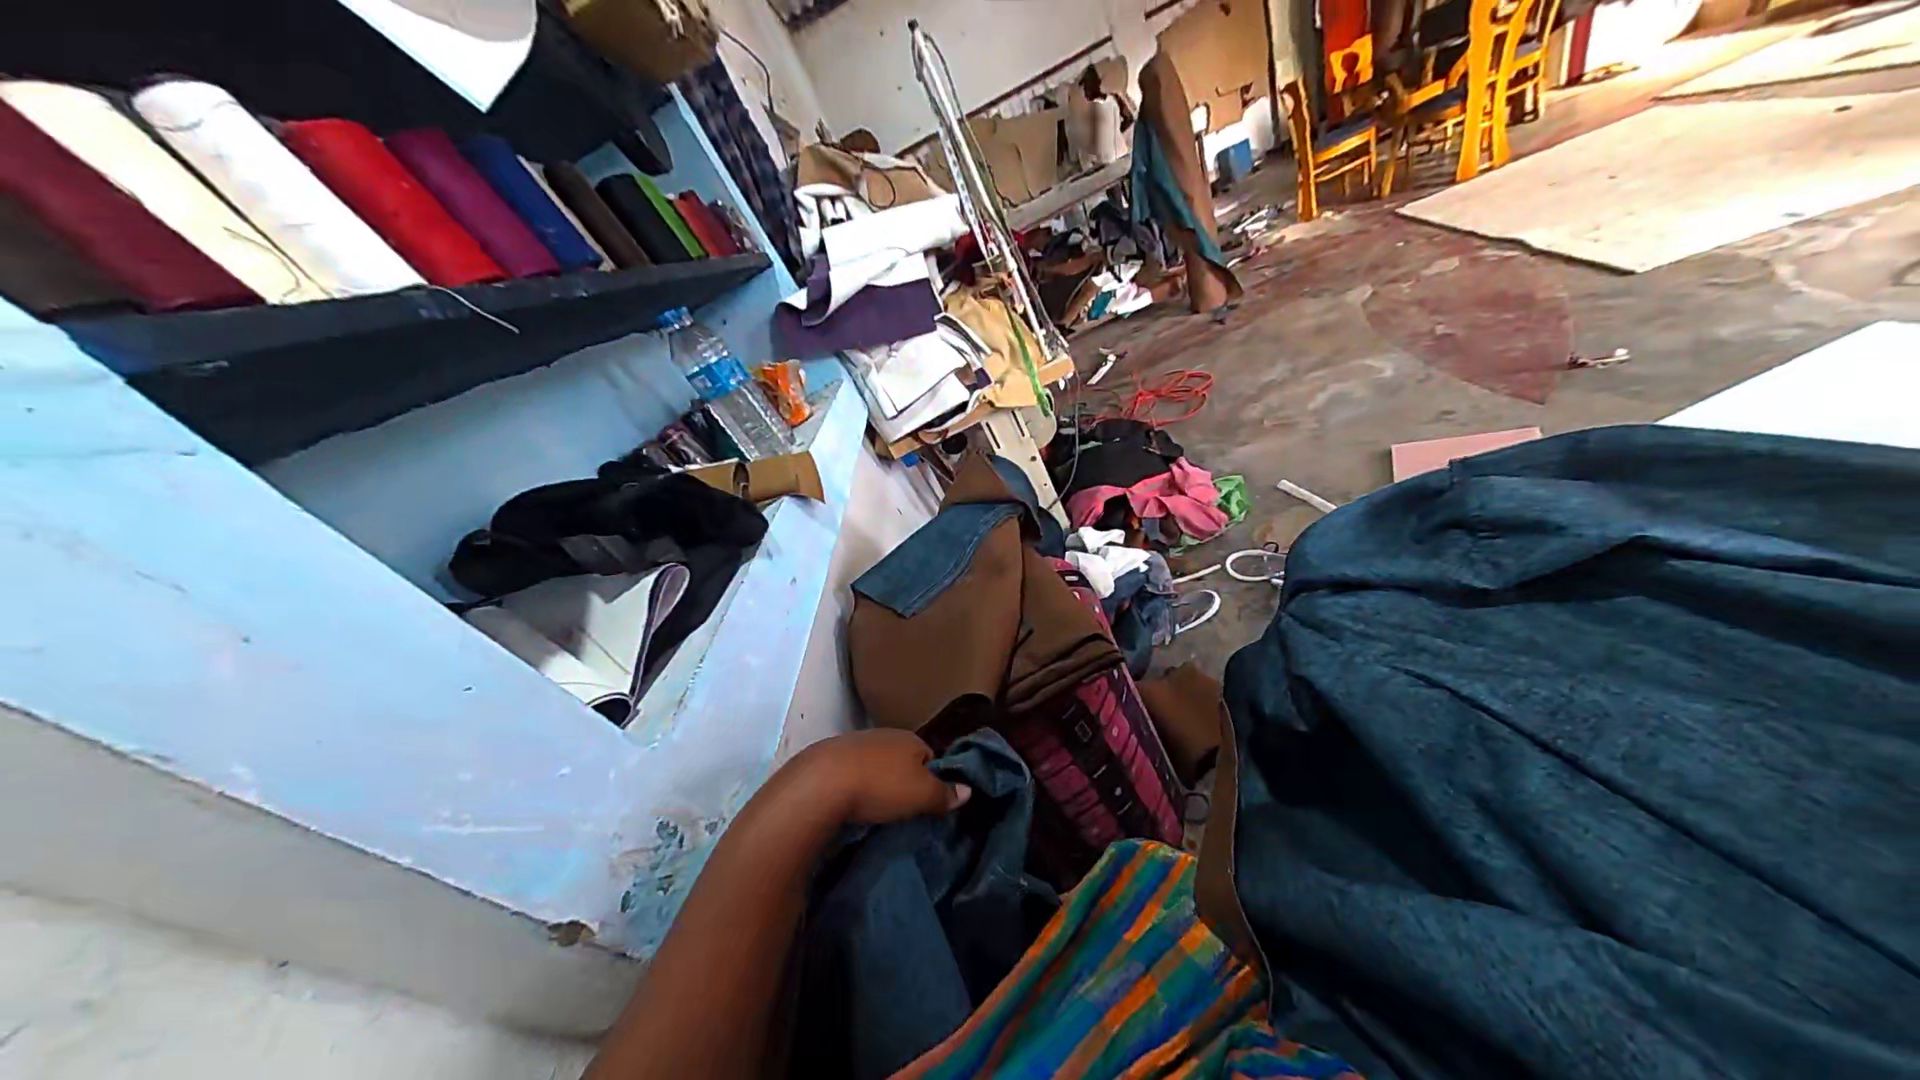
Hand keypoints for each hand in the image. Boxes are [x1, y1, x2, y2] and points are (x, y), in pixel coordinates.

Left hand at [788, 729, 971, 825]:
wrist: (822, 782)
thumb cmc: (881, 786)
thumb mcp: (922, 796)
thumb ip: (945, 793)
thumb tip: (968, 790)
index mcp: (910, 738)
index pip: (929, 755)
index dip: (930, 778)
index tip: (926, 801)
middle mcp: (884, 734)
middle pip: (901, 758)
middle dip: (902, 779)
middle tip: (901, 807)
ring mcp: (854, 742)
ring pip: (875, 763)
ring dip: (876, 781)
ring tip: (875, 807)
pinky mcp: (829, 756)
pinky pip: (851, 770)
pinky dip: (853, 784)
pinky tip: (850, 801)